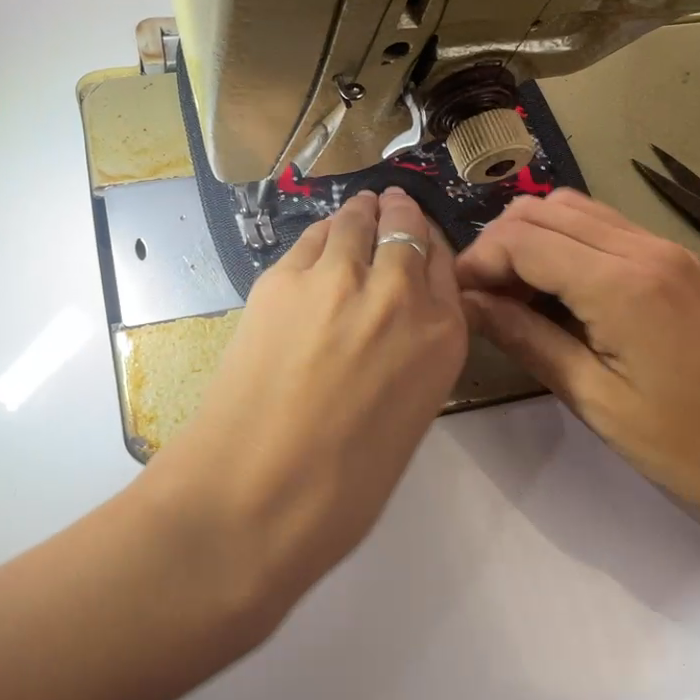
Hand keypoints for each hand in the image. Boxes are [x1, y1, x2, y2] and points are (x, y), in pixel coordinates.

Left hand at [150, 187, 468, 607]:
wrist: (256, 491)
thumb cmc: (343, 485)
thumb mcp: (407, 415)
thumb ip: (410, 356)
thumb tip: (390, 329)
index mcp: (441, 337)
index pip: (443, 265)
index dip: (428, 247)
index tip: (419, 239)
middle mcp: (396, 293)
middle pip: (403, 230)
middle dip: (398, 217)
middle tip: (390, 208)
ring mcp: (335, 278)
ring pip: (354, 222)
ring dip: (358, 216)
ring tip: (357, 212)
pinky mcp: (280, 278)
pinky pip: (309, 240)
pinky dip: (319, 236)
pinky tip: (317, 242)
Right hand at [456, 189, 699, 567]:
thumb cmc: (697, 451)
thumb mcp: (599, 403)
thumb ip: (527, 340)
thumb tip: (468, 303)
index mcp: (621, 283)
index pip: (521, 239)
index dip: (477, 263)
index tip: (457, 304)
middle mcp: (643, 248)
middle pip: (542, 210)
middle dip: (498, 246)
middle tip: (484, 303)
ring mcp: (666, 251)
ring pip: (573, 210)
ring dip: (531, 241)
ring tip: (516, 298)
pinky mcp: (679, 265)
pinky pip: (604, 229)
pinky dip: (566, 245)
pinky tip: (560, 295)